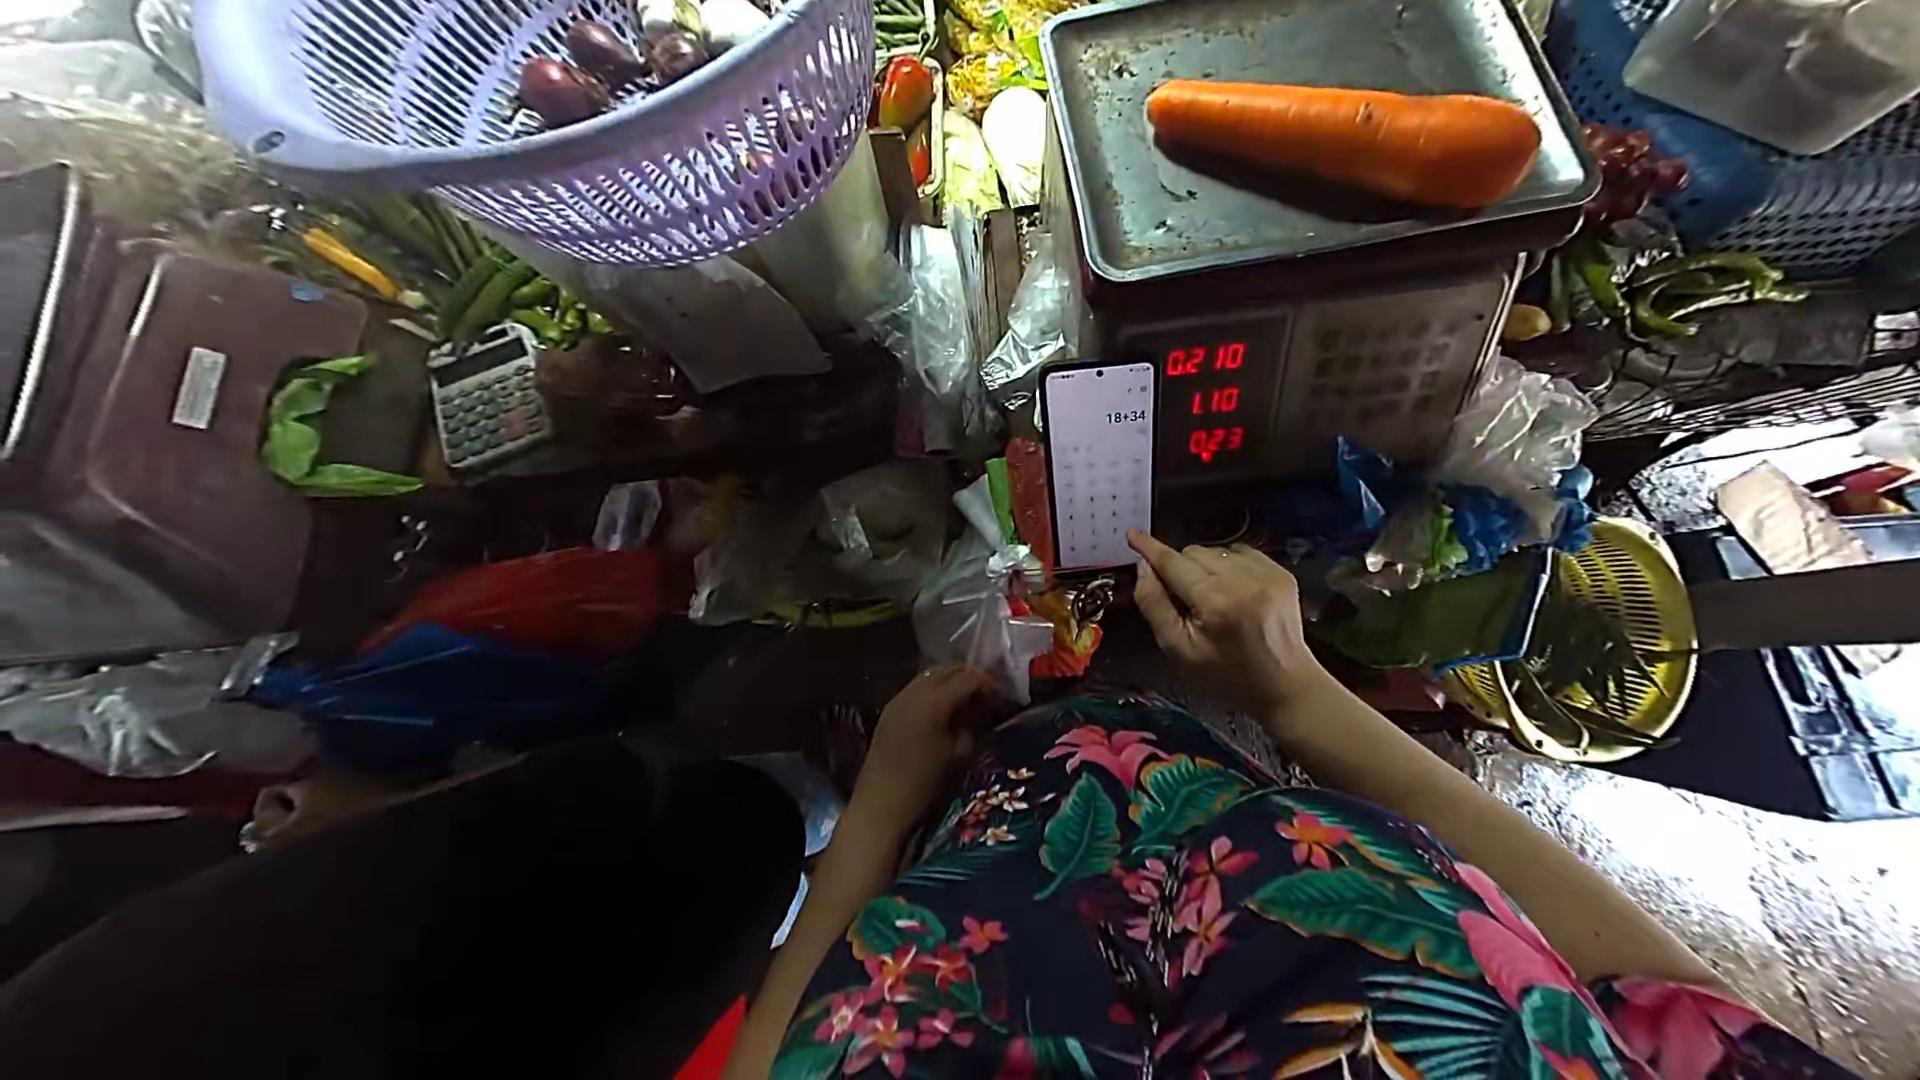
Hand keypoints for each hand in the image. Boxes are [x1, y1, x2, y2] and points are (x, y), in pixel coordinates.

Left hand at [851, 665, 999, 835]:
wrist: (882, 802)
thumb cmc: (926, 782)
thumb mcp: (960, 752)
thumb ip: (974, 722)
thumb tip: (985, 706)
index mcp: (934, 701)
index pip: (968, 677)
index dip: (988, 684)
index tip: (1000, 699)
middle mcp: (915, 691)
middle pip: (948, 669)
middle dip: (969, 678)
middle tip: (984, 697)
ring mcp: (899, 697)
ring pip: (930, 675)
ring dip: (950, 682)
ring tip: (964, 703)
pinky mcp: (890, 708)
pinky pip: (916, 688)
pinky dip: (933, 691)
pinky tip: (942, 711)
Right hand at [1127, 529, 1329, 709]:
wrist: (1285, 685)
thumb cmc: (1225, 674)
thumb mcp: (1178, 649)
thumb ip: (1154, 604)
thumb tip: (1143, 566)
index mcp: (1215, 602)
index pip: (1173, 563)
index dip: (1149, 548)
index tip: (1132, 534)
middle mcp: (1243, 580)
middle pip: (1192, 553)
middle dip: (1179, 569)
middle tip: (1183, 600)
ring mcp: (1267, 573)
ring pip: (1214, 550)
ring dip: (1203, 567)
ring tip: (1210, 598)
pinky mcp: (1281, 572)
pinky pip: (1239, 553)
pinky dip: (1226, 566)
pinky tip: (1231, 590)